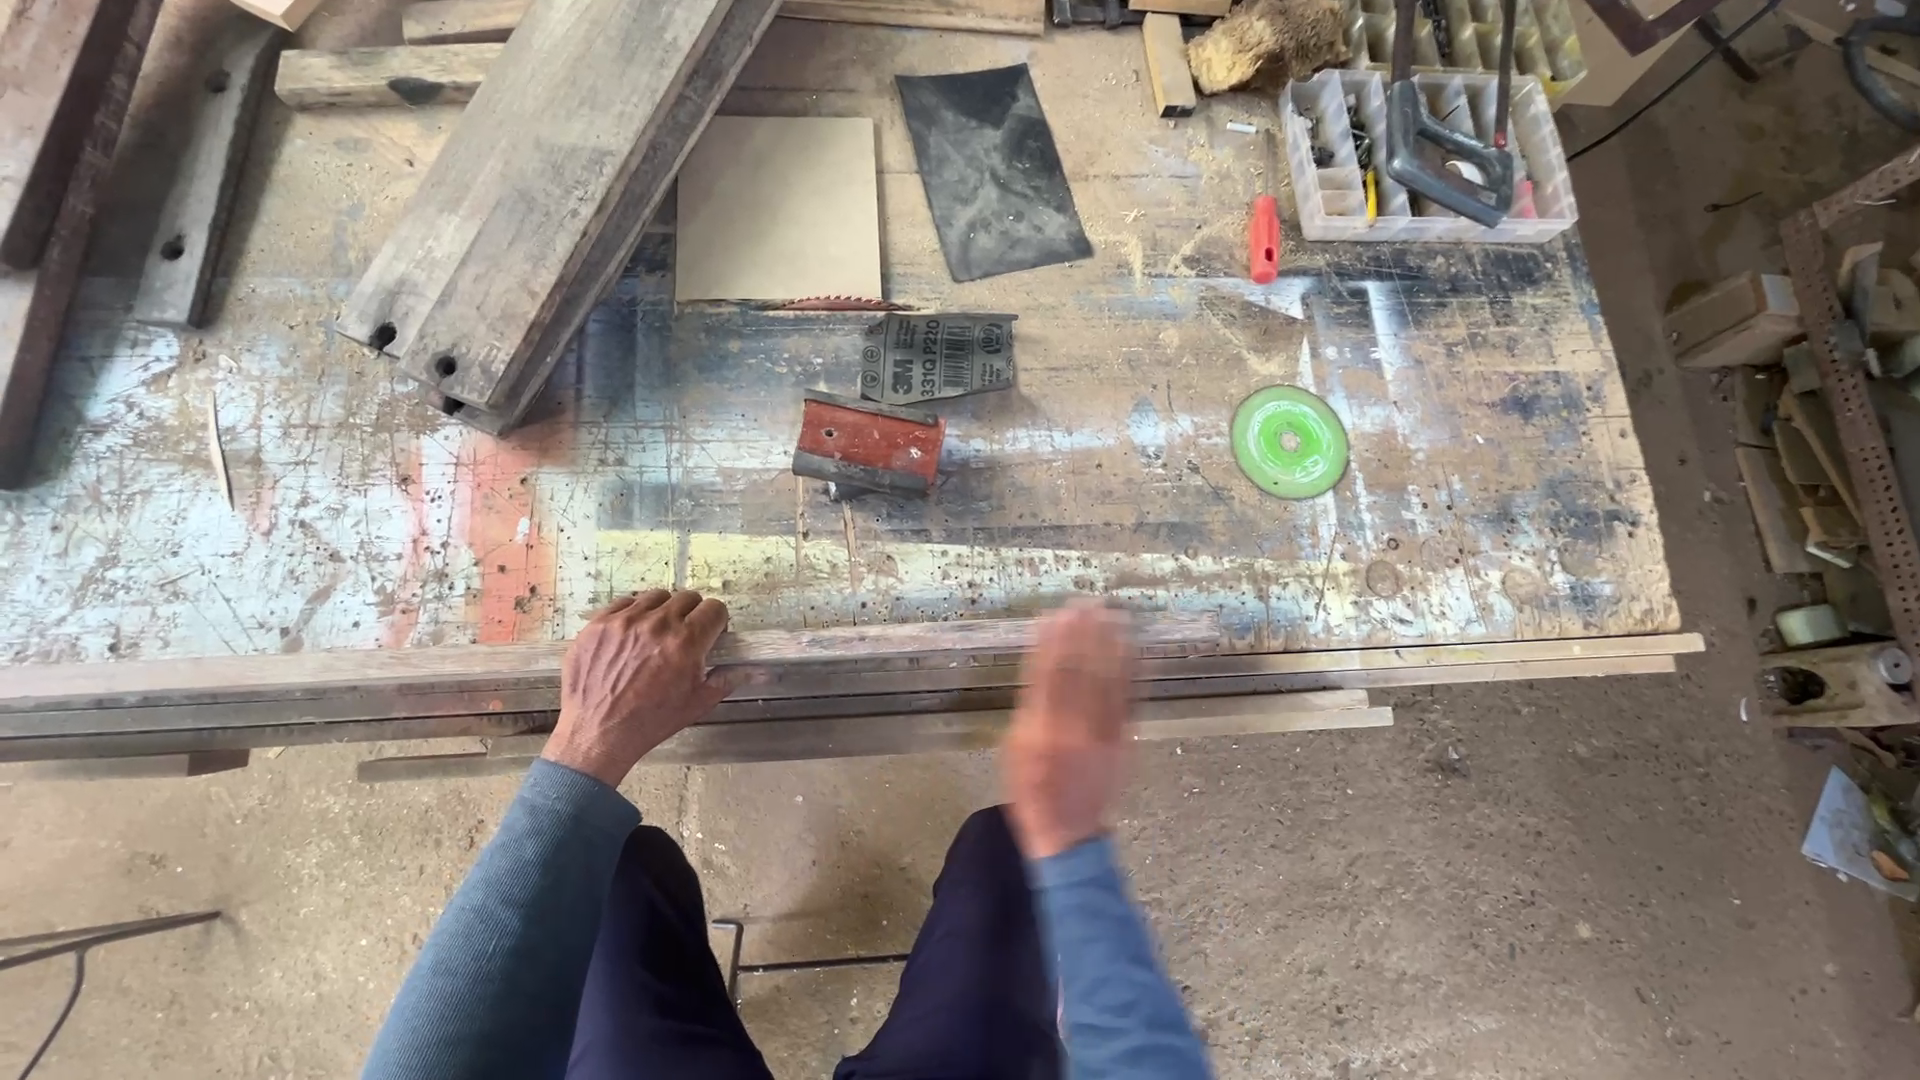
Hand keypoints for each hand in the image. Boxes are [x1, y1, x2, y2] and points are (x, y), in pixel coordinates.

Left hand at [542, 590, 733, 786]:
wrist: (597, 733)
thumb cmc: (650, 721)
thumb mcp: (698, 704)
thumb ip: (727, 679)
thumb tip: (750, 668)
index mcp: (686, 643)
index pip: (715, 608)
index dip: (716, 621)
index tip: (711, 633)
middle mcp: (657, 625)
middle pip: (687, 597)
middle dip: (692, 614)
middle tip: (684, 635)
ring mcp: (624, 621)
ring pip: (656, 597)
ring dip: (663, 610)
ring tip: (656, 633)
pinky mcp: (599, 624)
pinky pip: (624, 603)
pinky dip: (632, 614)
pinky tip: (631, 635)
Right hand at [1000, 601, 1137, 858]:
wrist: (1068, 831)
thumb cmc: (1032, 788)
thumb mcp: (1014, 750)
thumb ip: (1028, 708)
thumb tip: (1040, 667)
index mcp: (1041, 731)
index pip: (1049, 676)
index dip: (1054, 643)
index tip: (1058, 614)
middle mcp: (1074, 729)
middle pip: (1081, 672)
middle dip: (1084, 635)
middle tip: (1087, 604)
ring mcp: (1104, 735)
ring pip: (1109, 682)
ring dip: (1111, 645)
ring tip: (1112, 615)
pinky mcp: (1125, 741)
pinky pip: (1132, 702)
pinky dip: (1135, 674)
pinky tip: (1136, 650)